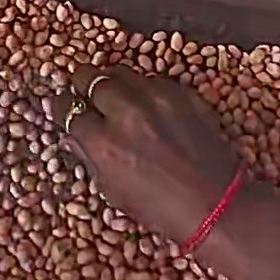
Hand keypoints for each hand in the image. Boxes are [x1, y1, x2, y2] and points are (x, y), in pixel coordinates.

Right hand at [45, 65, 242, 248]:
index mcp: (104, 143)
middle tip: (81, 90)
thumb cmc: (160, 207)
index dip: (61, 107)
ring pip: (120, 72)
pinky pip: (151, 80)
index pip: (68, 109)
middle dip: (81, 83)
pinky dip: (142, 89)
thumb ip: (89, 156)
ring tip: (110, 93)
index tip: (61, 107)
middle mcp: (127, 113)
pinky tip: (144, 104)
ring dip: (110, 82)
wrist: (218, 205)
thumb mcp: (112, 190)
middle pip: (90, 78)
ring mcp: (157, 99)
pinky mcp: (182, 94)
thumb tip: (72, 134)